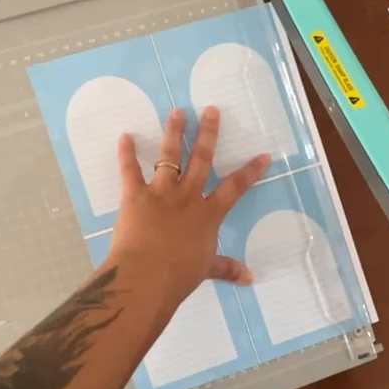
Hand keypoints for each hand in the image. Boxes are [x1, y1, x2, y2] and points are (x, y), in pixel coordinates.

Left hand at [108, 106, 269, 313]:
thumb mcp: (206, 270)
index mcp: (207, 215)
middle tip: (210, 110)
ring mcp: (161, 193)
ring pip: (169, 157)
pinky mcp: (135, 196)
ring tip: (176, 112)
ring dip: (173, 133)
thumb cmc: (179, 275)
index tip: (263, 155)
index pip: (234, 188)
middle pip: (201, 160)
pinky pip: (130, 170)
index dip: (250, 171)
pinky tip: (125, 137)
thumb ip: (226, 269)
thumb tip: (250, 278)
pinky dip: (126, 154)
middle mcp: (187, 197)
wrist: (146, 276)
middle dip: (208, 134)